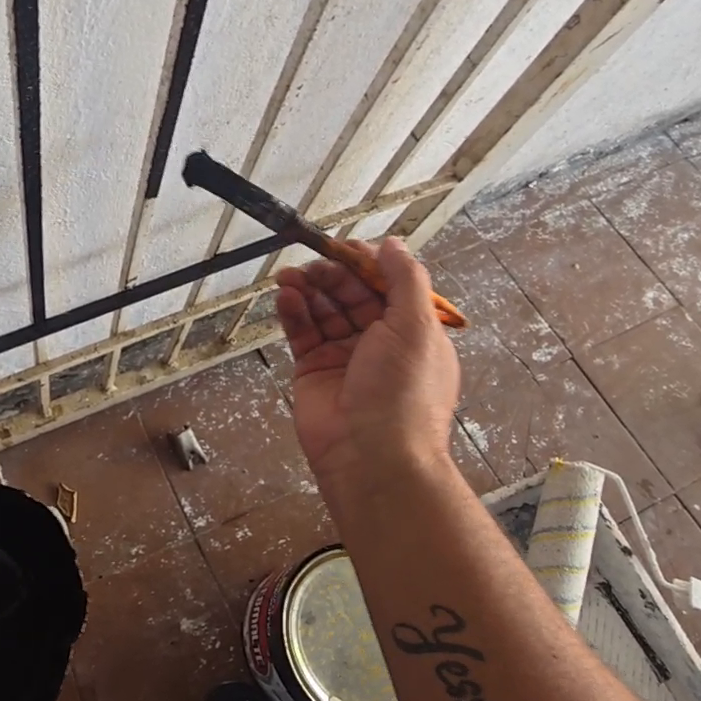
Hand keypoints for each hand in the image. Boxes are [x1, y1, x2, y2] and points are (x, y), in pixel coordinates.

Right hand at [273, 237, 460, 484]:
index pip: (385, 285)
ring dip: (308, 289)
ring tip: (289, 276)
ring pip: (323, 310)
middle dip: (331, 275)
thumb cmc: (402, 390)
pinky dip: (293, 312)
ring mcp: (343, 356)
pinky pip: (302, 333)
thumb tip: (393, 243)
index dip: (364, 263)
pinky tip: (285, 297)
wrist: (372, 457)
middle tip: (310, 263)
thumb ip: (405, 280)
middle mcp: (379, 341)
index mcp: (412, 331)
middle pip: (351, 294)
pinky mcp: (312, 370)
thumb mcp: (415, 328)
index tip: (341, 246)